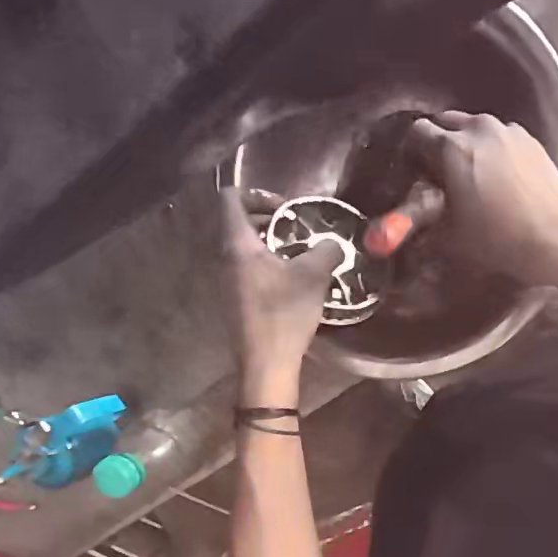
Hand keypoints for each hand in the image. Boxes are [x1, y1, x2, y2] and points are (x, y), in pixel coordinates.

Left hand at [221, 188, 344, 403]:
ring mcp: (227, 281)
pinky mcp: (235, 300)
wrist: (266, 363)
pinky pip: (248, 269)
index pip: (231, 198)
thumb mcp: (314, 276)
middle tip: (297, 229)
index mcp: (238, 244)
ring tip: (300, 255)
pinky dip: (268, 265)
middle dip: (269, 219)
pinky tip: (292, 281)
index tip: (286, 208)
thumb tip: (332, 242)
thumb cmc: (285, 313)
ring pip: (245, 248)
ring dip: (271, 244)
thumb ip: (326, 249)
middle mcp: (225, 258)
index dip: (257, 193)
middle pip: (239, 222)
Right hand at [407, 112, 557, 286]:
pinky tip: (496, 177)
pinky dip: (490, 150)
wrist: (556, 238)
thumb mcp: (450, 235)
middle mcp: (479, 128)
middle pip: (444, 123)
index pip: (416, 133)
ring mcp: (508, 130)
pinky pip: (499, 137)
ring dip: (465, 146)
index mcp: (452, 148)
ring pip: (474, 128)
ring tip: (469, 176)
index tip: (412, 176)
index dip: (409, 154)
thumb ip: (424, 218)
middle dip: (436, 146)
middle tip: (437, 176)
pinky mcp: (530, 139)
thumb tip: (413, 214)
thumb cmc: (498, 239)